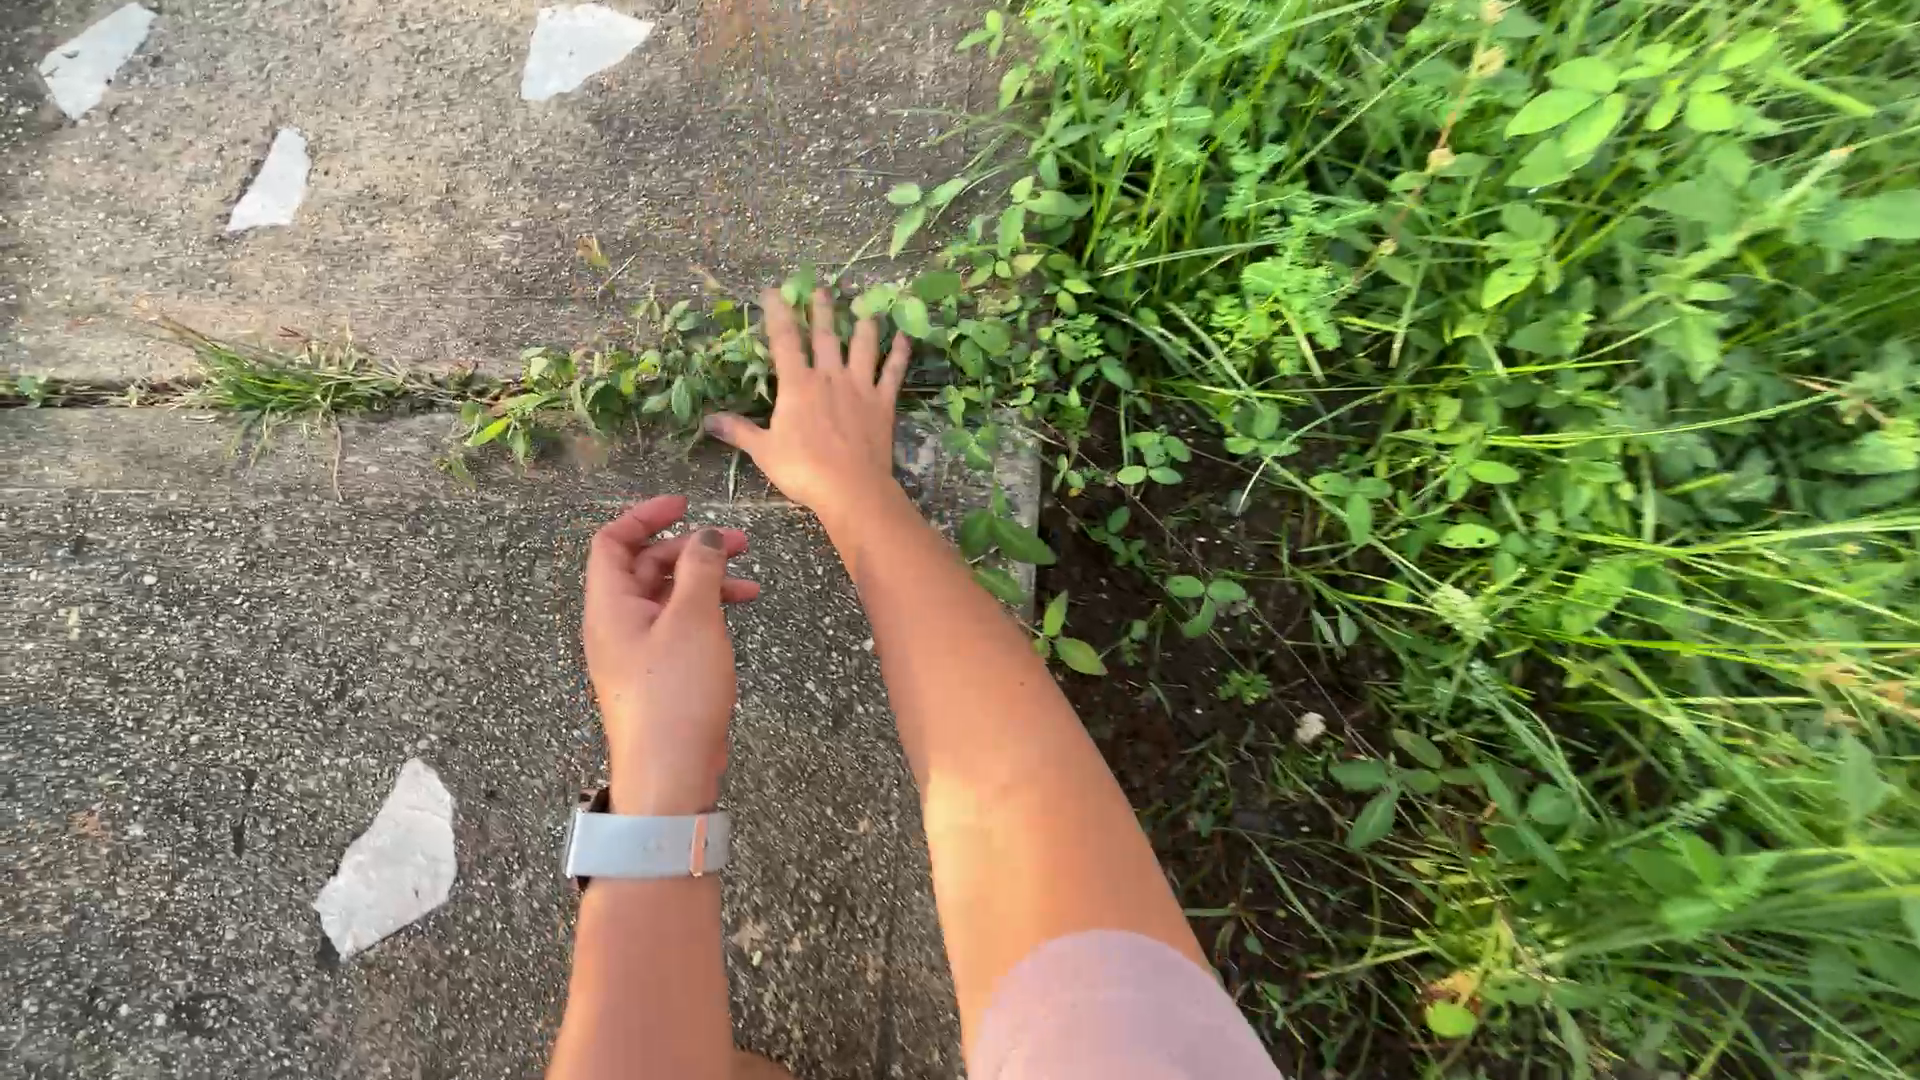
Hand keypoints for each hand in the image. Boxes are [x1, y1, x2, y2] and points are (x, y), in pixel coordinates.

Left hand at [582, 495, 758, 814]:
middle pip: (646, 566)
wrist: (672, 770)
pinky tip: (739, 611)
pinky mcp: (661, 670)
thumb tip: (705, 535)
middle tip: (739, 543)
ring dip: (706, 579)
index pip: (612, 542)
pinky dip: (708, 609)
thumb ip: (699, 568)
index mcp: (610, 606)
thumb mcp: (692, 619)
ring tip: (749, 581)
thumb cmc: (676, 690)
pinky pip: (681, 623)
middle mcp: (618, 623)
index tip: (686, 504)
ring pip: (669, 595)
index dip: (645, 515)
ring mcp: (639, 648)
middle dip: (692, 548)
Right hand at [704, 288, 909, 529]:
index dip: (778, 313)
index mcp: (798, 385)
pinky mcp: (883, 404)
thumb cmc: (803, 470)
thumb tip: (708, 421)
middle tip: (823, 288)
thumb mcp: (764, 451)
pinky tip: (906, 338)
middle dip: (822, 310)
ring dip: (864, 325)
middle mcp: (830, 377)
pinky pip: (893, 372)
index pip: (784, 340)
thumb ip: (738, 431)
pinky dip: (900, 354)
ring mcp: (860, 388)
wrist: (851, 488)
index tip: (773, 291)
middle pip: (825, 335)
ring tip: (866, 306)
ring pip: (863, 347)